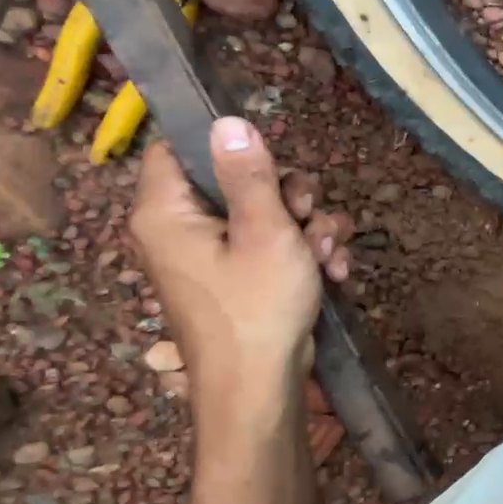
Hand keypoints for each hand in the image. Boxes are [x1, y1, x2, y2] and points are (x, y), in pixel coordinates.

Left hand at [130, 117, 352, 421]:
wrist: (261, 382)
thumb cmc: (257, 304)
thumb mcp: (265, 232)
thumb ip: (251, 177)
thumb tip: (229, 121)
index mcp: (168, 212)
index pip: (183, 151)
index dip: (231, 148)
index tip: (277, 160)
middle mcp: (184, 229)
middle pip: (243, 183)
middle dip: (294, 199)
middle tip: (309, 221)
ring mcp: (215, 255)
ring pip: (273, 215)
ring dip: (313, 230)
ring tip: (329, 258)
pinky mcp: (244, 277)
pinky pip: (280, 247)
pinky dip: (310, 256)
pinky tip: (334, 274)